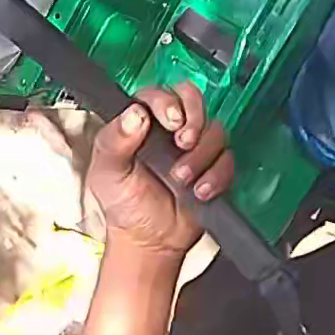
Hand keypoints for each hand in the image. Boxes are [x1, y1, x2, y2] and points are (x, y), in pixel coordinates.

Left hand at [87, 82, 235, 257]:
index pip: (159, 94)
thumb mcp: (107, 172)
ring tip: (182, 179)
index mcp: (142, 123)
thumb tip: (135, 113)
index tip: (170, 120)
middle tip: (183, 142)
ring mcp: (196, 147)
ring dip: (201, 155)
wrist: (148, 240)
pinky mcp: (214, 167)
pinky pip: (227, 159)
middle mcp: (171, 130)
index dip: (168, 101)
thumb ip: (114, 141)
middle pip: (193, 100)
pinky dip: (216, 175)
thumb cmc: (123, 203)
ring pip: (214, 130)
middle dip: (194, 118)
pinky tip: (200, 191)